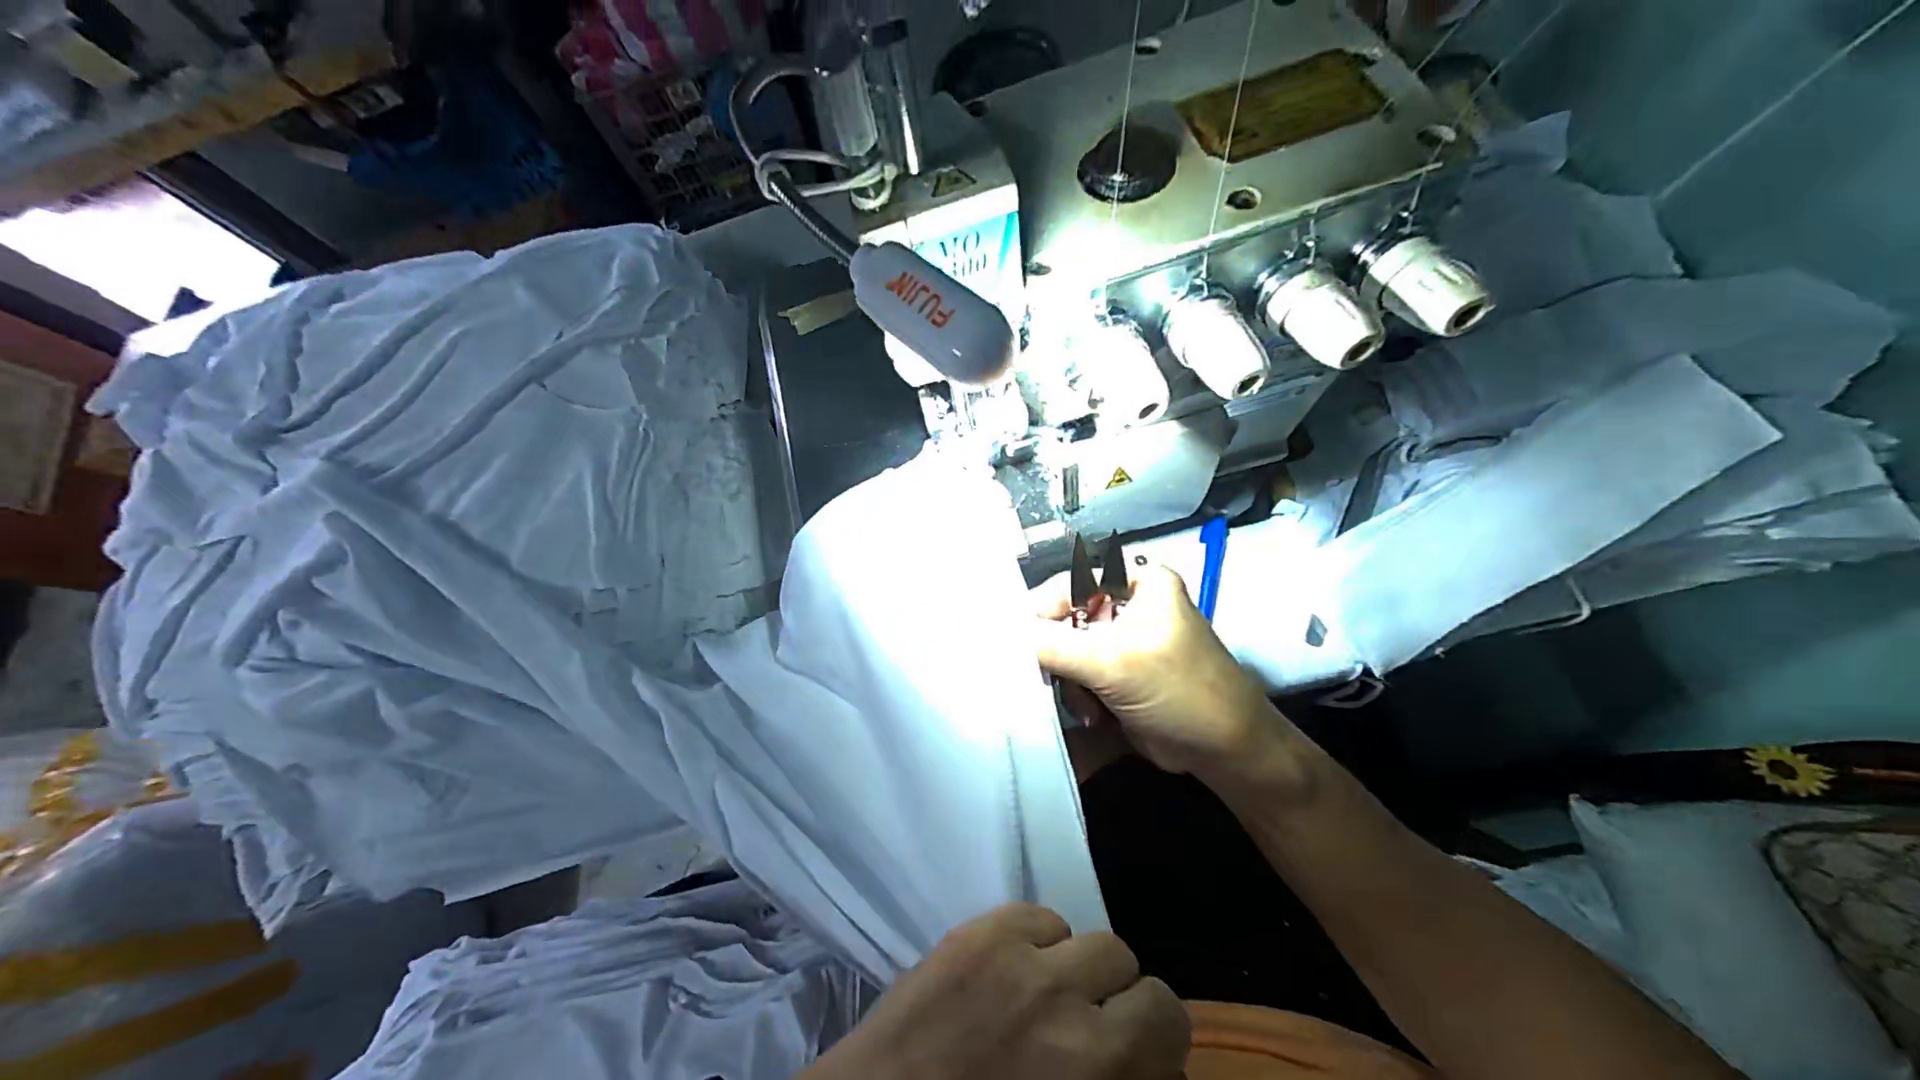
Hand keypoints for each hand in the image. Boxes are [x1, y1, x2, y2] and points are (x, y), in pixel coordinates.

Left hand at [805, 905, 1188, 1079]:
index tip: (1134, 1047)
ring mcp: (1018, 959)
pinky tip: (1011, 969)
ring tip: (1044, 992)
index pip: (1167, 1014)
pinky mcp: (977, 934)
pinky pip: (1037, 914)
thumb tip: (1152, 1060)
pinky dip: (1036, 939)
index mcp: (1099, 1063)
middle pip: (1126, 964)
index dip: (1154, 1032)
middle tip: (1085, 1020)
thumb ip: (1120, 1079)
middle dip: (1115, 995)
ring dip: (1075, 965)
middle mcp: (1067, 1001)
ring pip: (1086, 935)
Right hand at [1033, 565, 1313, 796]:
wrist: (1225, 752)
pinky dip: (1078, 696)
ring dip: (1069, 683)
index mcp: (1136, 583)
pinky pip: (1078, 676)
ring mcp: (1122, 641)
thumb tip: (1001, 635)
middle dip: (1056, 656)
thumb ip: (1051, 645)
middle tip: (1052, 683)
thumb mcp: (1113, 662)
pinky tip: (1094, 717)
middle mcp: (1127, 605)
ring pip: (1066, 652)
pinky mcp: (1118, 674)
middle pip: (1064, 620)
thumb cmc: (1180, 693)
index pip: (1068, 585)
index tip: (1014, 645)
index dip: (1039, 613)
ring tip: (1088, 708)